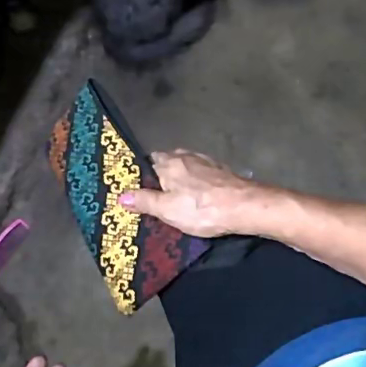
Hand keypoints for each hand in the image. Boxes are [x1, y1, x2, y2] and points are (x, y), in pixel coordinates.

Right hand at [120, 149, 268, 237]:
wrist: (245, 206)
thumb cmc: (201, 208)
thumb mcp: (167, 210)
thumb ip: (144, 201)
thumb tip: (120, 196)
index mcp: (169, 164)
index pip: (149, 160)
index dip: (143, 171)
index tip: (138, 184)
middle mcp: (186, 157)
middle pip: (168, 160)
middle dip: (162, 172)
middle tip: (157, 191)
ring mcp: (206, 162)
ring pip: (187, 164)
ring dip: (181, 175)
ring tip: (177, 192)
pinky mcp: (223, 171)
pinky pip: (203, 172)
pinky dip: (198, 180)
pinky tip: (200, 192)